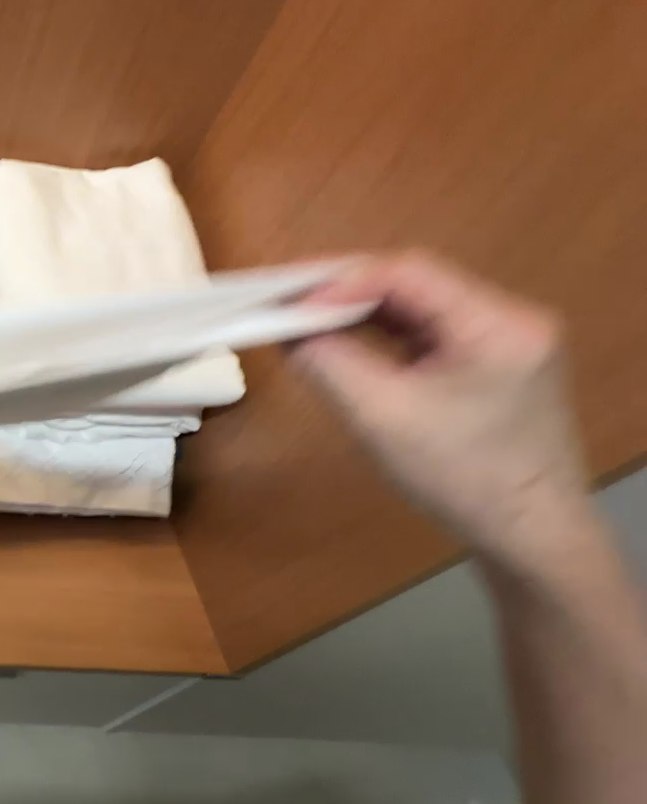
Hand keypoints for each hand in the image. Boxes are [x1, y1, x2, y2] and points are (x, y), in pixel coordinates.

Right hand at [290, 251, 592, 567]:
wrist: (525, 530)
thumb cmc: (456, 473)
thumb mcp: (377, 413)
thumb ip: (326, 360)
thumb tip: (281, 327)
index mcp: (497, 325)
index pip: (407, 273)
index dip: (338, 280)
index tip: (282, 301)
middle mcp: (507, 318)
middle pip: (409, 281)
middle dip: (339, 288)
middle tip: (279, 301)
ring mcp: (497, 338)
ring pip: (410, 302)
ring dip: (351, 307)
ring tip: (296, 317)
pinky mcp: (482, 359)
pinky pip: (416, 327)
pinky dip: (370, 328)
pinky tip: (334, 337)